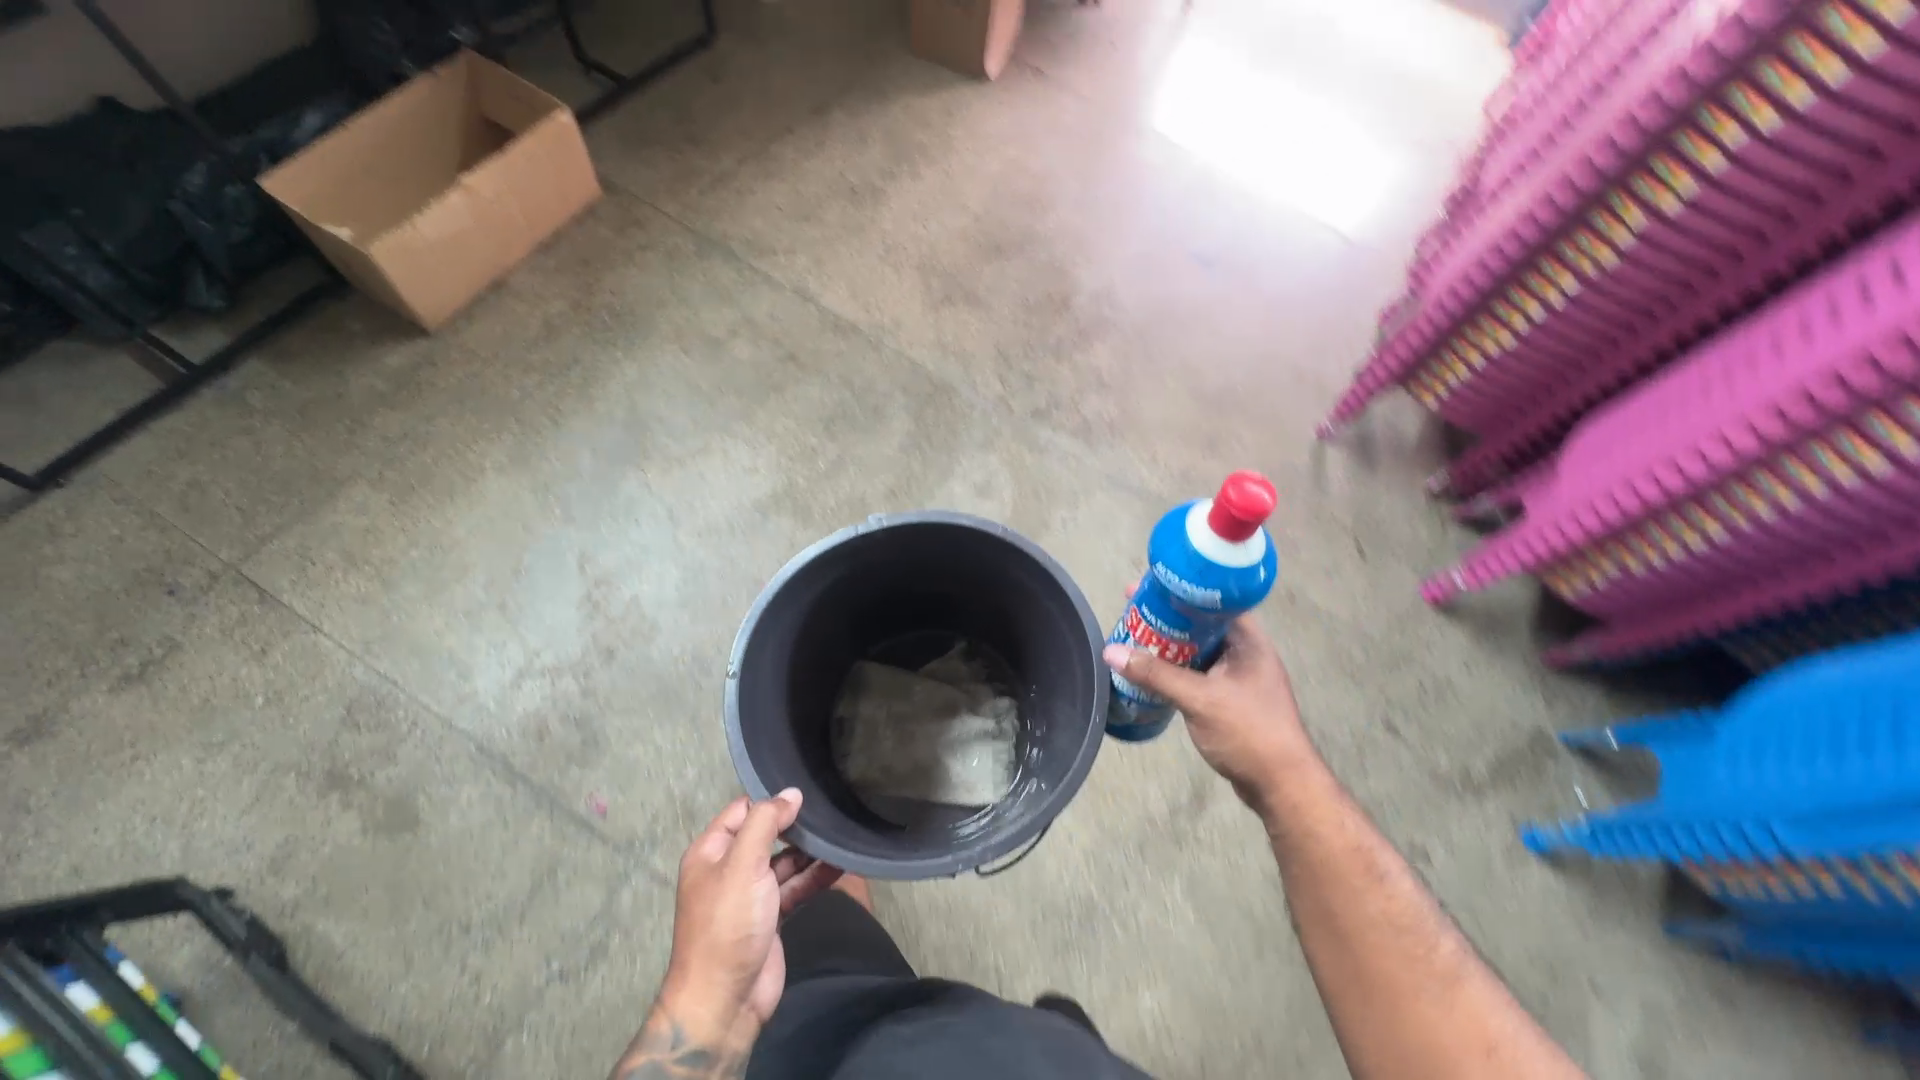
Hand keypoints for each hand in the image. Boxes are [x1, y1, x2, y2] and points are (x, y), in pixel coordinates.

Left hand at [656, 791, 843, 1045]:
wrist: (725, 999)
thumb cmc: (727, 924)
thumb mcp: (743, 864)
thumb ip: (766, 823)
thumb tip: (792, 793)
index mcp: (711, 852)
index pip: (742, 810)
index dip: (771, 800)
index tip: (807, 792)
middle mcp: (729, 869)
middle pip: (766, 835)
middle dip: (796, 825)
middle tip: (831, 810)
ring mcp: (751, 895)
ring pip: (785, 863)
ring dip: (811, 852)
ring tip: (843, 834)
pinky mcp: (771, 917)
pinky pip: (796, 888)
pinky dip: (816, 877)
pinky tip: (843, 865)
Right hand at [1102, 595, 1318, 808]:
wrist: (1281, 785)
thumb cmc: (1248, 731)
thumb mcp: (1198, 699)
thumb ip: (1156, 674)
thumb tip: (1111, 652)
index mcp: (1249, 641)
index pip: (1213, 602)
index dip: (1179, 593)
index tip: (1145, 589)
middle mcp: (1246, 654)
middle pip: (1201, 626)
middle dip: (1167, 621)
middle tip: (1132, 615)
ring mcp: (1240, 679)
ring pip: (1198, 653)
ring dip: (1169, 649)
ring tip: (1134, 642)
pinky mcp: (1231, 701)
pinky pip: (1198, 676)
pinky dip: (1176, 672)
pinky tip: (1152, 677)